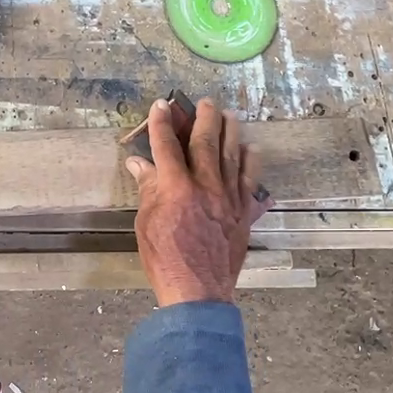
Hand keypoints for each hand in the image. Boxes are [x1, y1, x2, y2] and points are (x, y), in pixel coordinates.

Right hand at [123, 98, 270, 306]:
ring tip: (231, 117)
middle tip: (206, 102)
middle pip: (206, 144)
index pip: (166, 146)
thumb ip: (148, 189)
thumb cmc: (164, 258)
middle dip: (204, 119)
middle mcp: (206, 187)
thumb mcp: (145, 222)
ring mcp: (229, 201)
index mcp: (176, 187)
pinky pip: (251, 186)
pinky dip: (252, 167)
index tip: (160, 105)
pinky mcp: (244, 216)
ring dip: (231, 134)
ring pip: (233, 159)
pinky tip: (252, 153)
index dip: (161, 123)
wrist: (197, 291)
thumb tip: (140, 164)